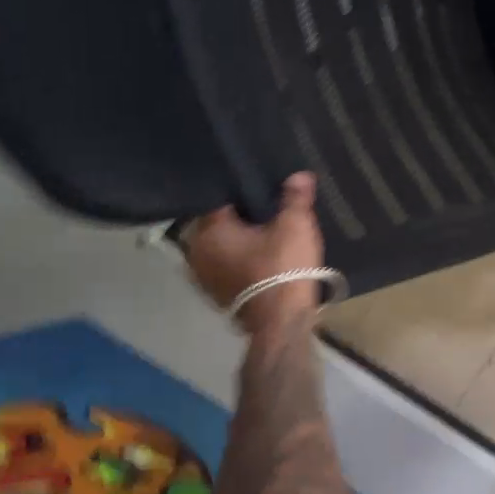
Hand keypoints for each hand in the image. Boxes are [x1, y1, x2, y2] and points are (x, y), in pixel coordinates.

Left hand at [183, 174, 324, 334]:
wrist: (280, 318)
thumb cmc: (283, 266)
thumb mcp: (296, 225)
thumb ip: (295, 198)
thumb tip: (299, 175)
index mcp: (208, 232)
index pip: (221, 201)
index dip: (245, 194)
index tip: (265, 191)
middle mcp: (195, 251)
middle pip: (219, 224)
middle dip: (242, 218)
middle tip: (271, 211)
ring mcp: (201, 276)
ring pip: (221, 246)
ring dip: (239, 241)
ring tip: (268, 234)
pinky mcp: (214, 293)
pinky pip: (225, 265)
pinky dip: (239, 259)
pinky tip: (262, 258)